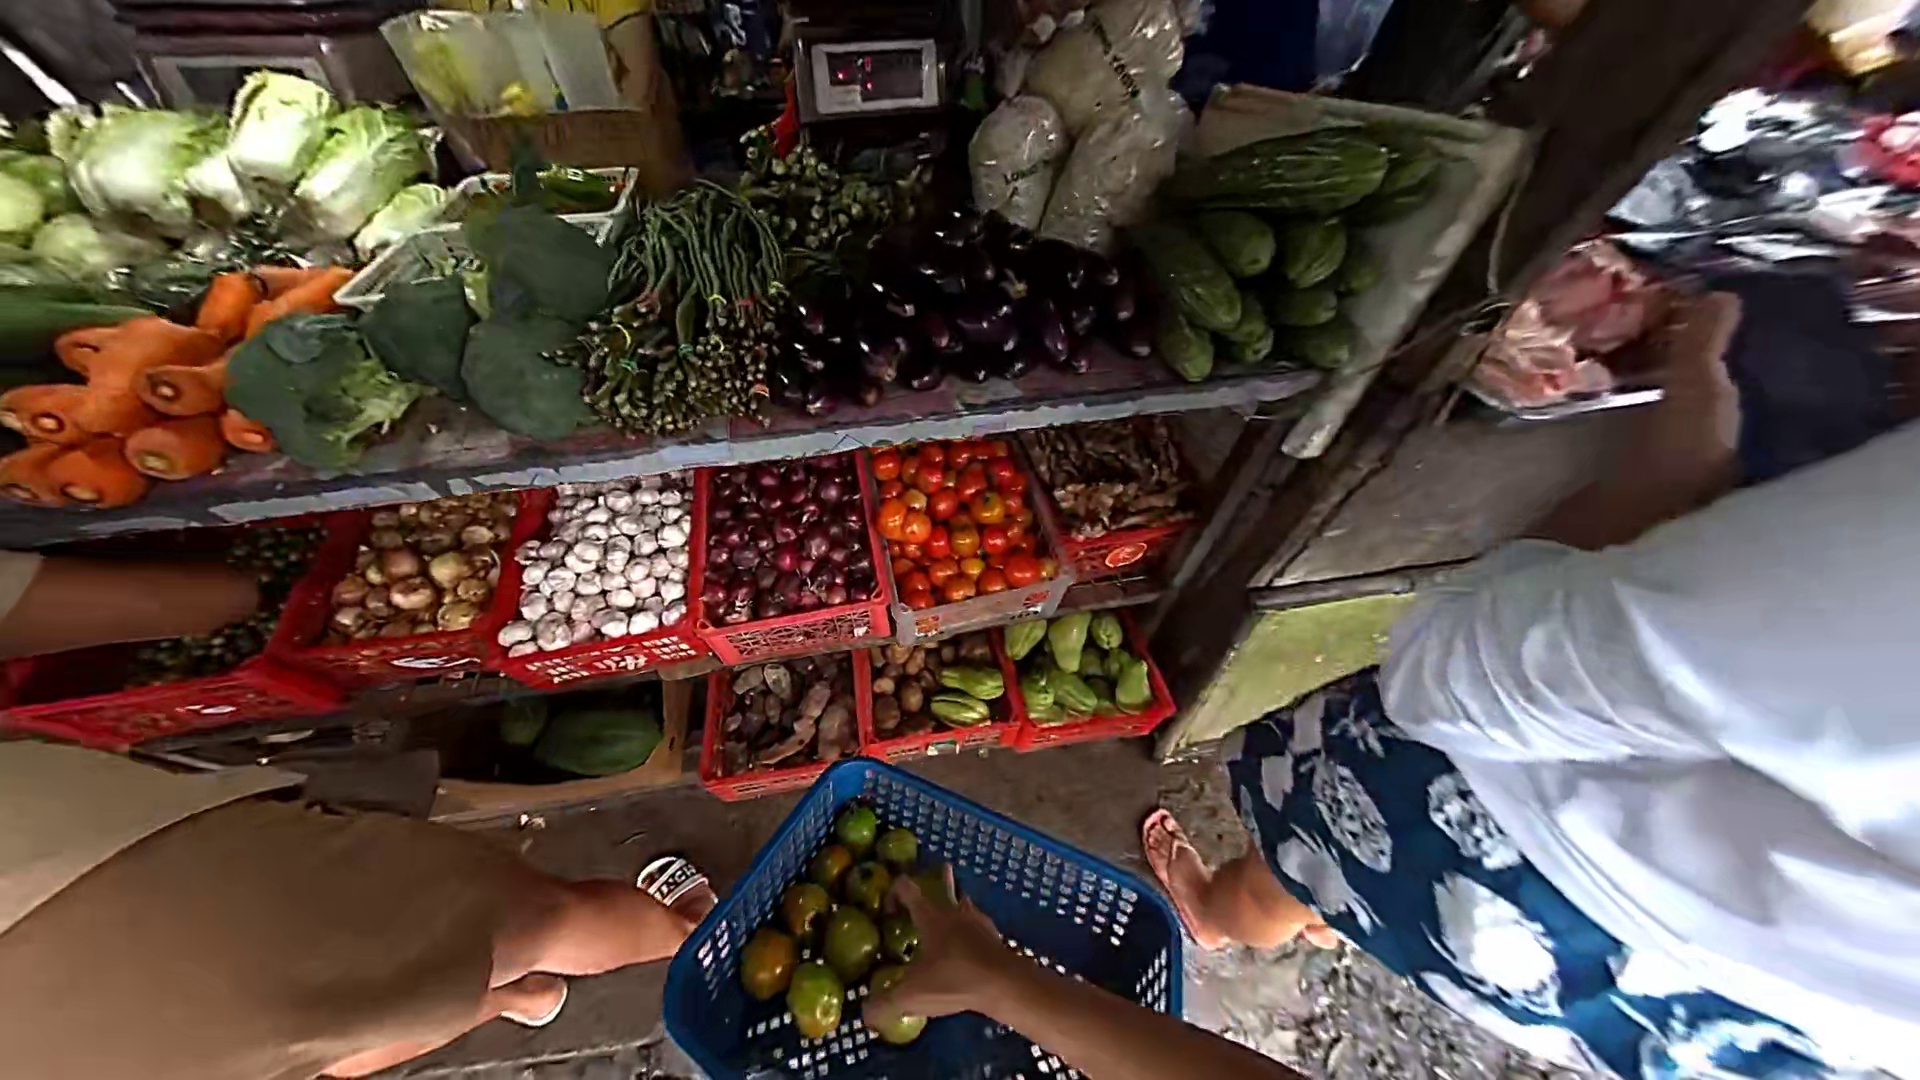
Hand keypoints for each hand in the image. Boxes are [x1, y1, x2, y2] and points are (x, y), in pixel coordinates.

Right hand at [863, 866, 1013, 1027]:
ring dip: (957, 901)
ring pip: (963, 901)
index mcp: (930, 916)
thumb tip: (865, 1012)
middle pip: (944, 884)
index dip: (895, 892)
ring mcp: (975, 920)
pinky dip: (972, 927)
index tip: (889, 911)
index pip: (907, 888)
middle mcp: (952, 910)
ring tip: (953, 908)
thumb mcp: (912, 996)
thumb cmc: (953, 979)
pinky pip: (978, 922)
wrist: (1001, 982)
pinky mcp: (992, 934)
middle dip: (940, 878)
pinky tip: (970, 943)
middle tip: (939, 871)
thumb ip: (885, 1004)